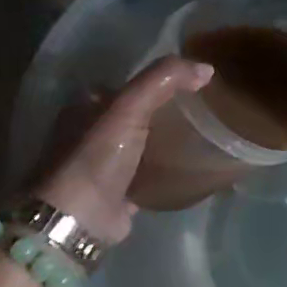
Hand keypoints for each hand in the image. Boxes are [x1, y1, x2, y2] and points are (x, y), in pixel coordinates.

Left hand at [33, 57, 211, 242]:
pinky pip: (148, 174)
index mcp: (84, 107)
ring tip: (202, 136)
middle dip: (162, 112)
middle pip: (134, 115)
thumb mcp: (130, 106)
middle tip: (200, 111)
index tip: (190, 83)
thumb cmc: (98, 156)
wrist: (79, 218)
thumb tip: (206, 69)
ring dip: (165, 141)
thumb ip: (164, 80)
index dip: (155, 81)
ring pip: (141, 144)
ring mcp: (103, 166)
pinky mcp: (119, 193)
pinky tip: (190, 167)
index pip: (124, 85)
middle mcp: (89, 134)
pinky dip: (166, 170)